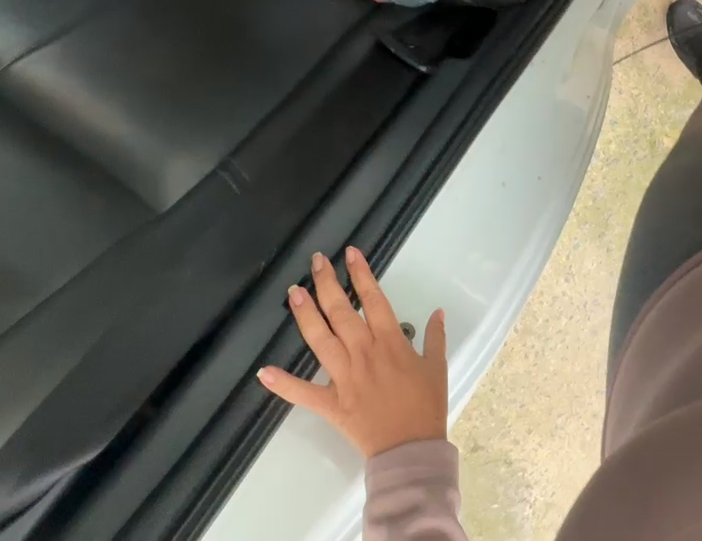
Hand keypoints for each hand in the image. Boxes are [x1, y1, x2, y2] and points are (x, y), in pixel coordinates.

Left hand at [258, 247, 448, 458]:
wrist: (411, 449)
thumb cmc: (426, 406)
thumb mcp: (437, 367)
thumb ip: (436, 337)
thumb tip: (438, 312)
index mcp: (390, 341)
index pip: (373, 298)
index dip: (361, 273)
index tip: (350, 253)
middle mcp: (364, 352)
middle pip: (342, 311)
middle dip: (327, 283)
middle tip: (316, 262)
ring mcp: (344, 377)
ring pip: (321, 340)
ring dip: (306, 315)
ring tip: (294, 293)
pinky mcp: (331, 403)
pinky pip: (303, 392)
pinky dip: (282, 383)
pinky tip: (263, 371)